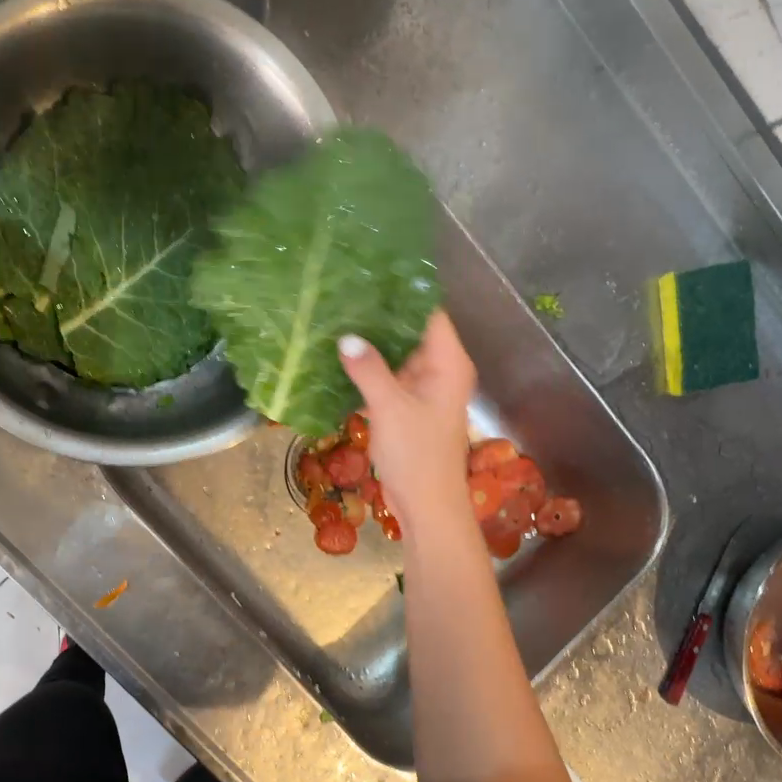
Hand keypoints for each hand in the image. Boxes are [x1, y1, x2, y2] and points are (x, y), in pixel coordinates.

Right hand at [339, 310, 476, 534]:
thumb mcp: (390, 409)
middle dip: (378, 318)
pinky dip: (366, 373)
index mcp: (448, 363)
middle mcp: (438, 370)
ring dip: (369, 346)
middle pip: (410, 331)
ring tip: (333, 322)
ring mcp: (422, 390)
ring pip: (395, 356)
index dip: (402, 293)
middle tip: (341, 296)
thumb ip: (368, 371)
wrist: (427, 506)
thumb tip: (345, 337)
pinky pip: (386, 380)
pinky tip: (337, 362)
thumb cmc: (417, 456)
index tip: (368, 275)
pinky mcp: (406, 408)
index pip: (428, 313)